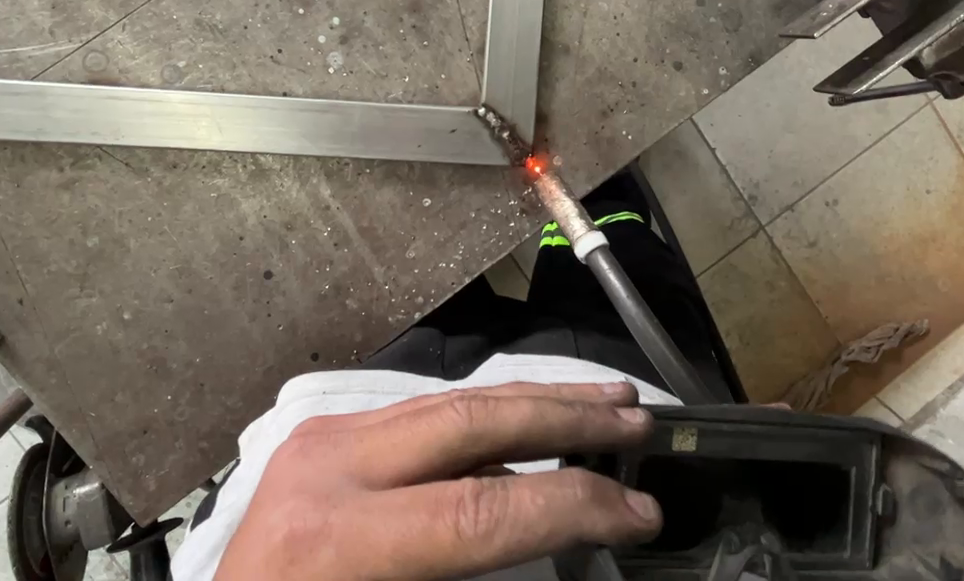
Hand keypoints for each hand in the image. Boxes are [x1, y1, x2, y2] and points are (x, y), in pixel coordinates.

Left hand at [216, 381, 662, 580]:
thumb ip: (473, 562)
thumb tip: (556, 526)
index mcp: (339, 540)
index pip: (482, 510)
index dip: (572, 507)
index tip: (640, 510)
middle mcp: (330, 469)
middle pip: (471, 422)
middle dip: (564, 418)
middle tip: (635, 418)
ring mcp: (323, 441)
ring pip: (451, 402)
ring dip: (533, 401)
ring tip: (600, 402)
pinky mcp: (325, 434)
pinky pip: (422, 414)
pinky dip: (486, 416)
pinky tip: (529, 419)